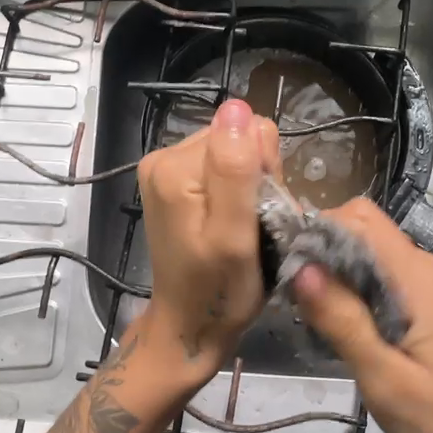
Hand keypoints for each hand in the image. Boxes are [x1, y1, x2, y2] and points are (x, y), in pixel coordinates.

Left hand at [134, 97, 279, 384]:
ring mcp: (167, 169)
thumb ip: (235, 171)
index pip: (248, 132)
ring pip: (236, 153)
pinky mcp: (175, 182)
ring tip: (243, 228)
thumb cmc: (218, 290)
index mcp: (174, 165)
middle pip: (240, 139)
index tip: (260, 214)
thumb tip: (237, 107)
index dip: (267, 173)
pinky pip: (224, 168)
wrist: (189, 325)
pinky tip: (233, 224)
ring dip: (250, 188)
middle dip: (258, 180)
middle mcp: (164, 157)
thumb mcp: (234, 235)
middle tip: (252, 225)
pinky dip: (238, 194)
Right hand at [293, 199, 432, 432]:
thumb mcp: (383, 377)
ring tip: (305, 309)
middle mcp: (418, 267)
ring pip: (360, 247)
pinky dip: (342, 283)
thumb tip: (301, 269)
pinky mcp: (411, 297)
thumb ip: (343, 321)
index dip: (318, 231)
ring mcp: (417, 281)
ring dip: (328, 267)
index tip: (288, 267)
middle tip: (293, 292)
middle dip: (319, 247)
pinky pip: (369, 270)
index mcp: (416, 278)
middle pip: (358, 226)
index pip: (359, 220)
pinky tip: (329, 319)